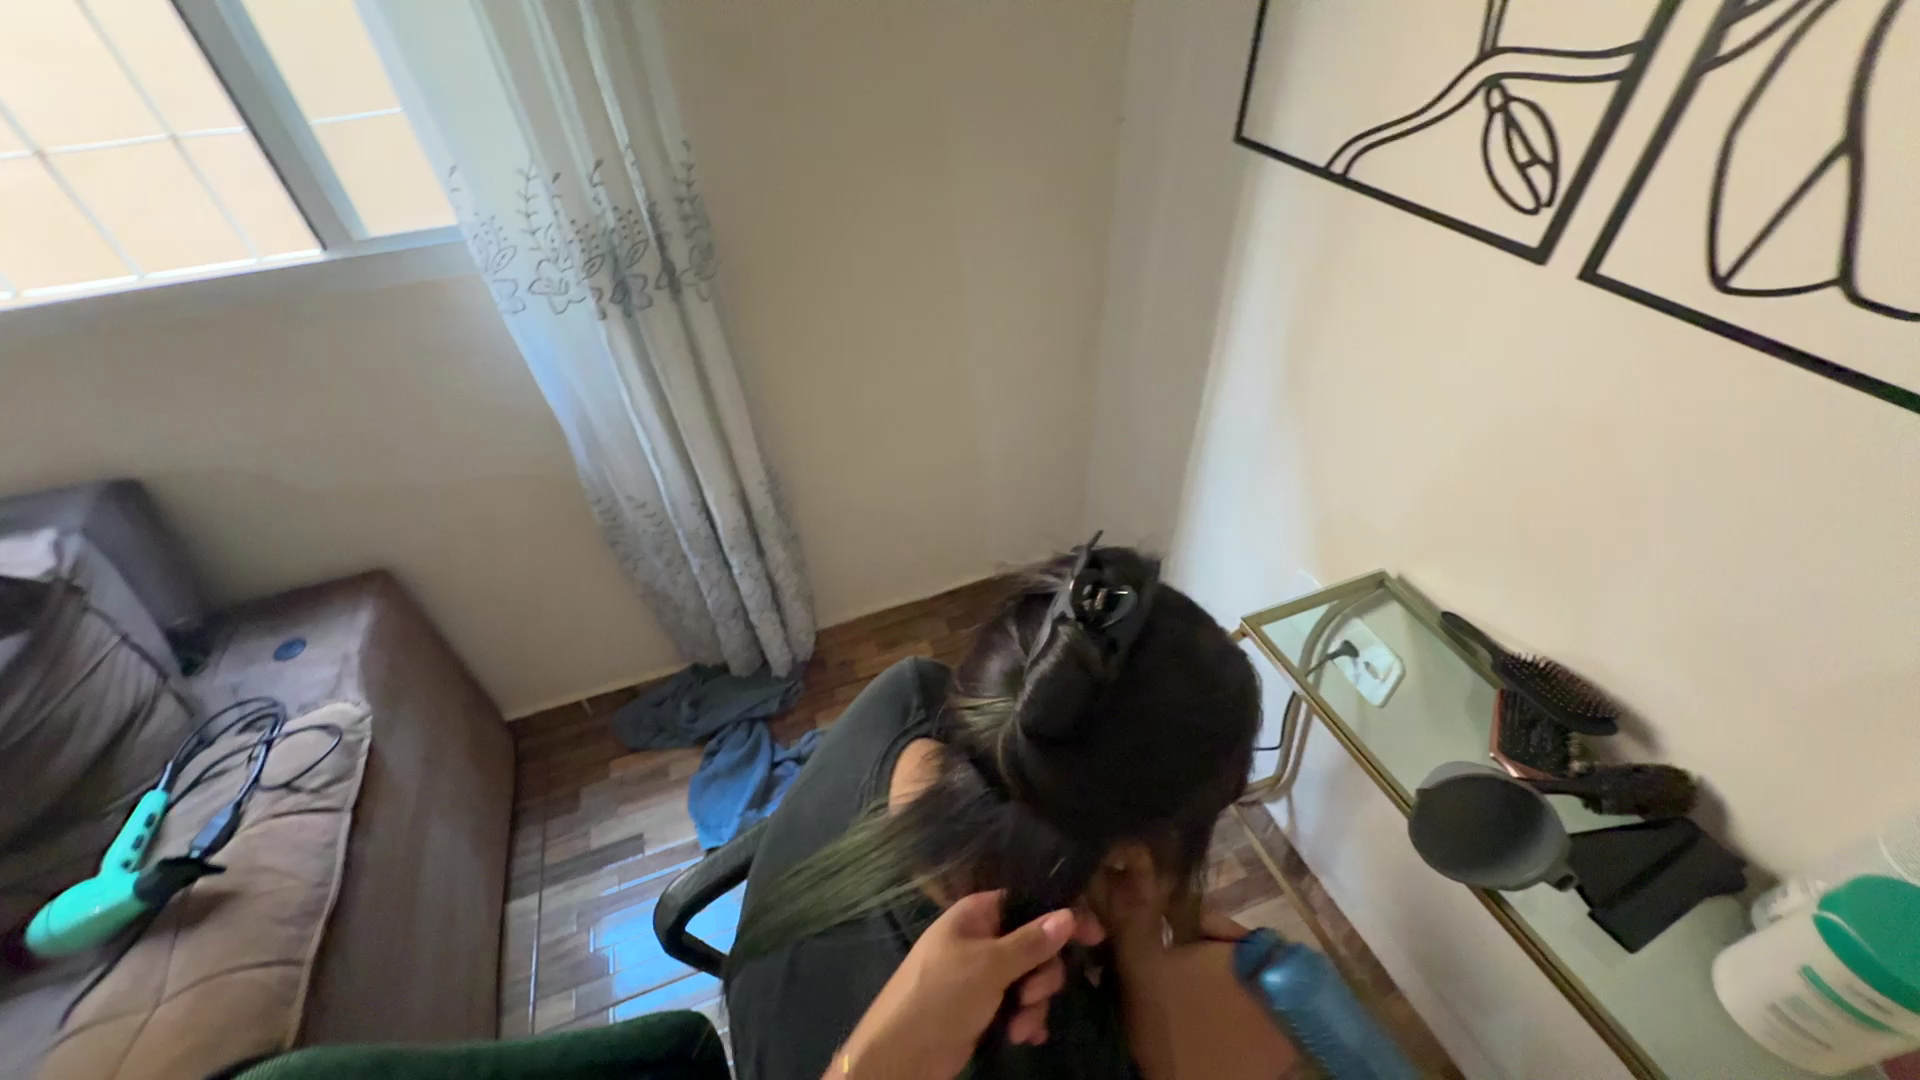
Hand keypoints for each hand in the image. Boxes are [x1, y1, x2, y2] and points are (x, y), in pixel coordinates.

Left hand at [834, 891, 1081, 1079]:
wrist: (900, 1057)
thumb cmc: (941, 996)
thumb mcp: (989, 966)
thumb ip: (1031, 942)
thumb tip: (1069, 913)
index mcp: (977, 914)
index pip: (1028, 902)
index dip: (1061, 915)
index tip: (1095, 935)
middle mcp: (982, 938)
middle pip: (1035, 943)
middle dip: (1043, 973)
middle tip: (1032, 994)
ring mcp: (982, 974)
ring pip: (1030, 977)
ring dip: (1034, 1003)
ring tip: (1020, 1026)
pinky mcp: (983, 1006)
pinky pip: (1018, 1004)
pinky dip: (1025, 1018)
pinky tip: (1023, 1036)